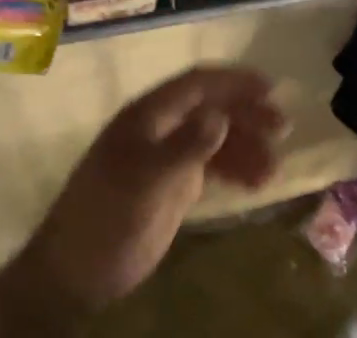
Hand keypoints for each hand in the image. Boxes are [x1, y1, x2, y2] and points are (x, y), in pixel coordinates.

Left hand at [0, 67, 284, 325]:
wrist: (74, 274)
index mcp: (147, 116)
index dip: (233, 82)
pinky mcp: (171, 185)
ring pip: (215, 138)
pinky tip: (255, 183)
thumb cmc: (106, 219)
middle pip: (211, 108)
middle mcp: (159, 128)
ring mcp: (165, 156)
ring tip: (273, 169)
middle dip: (247, 114)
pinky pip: (211, 165)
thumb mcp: (146, 183)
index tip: (270, 89)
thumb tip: (221, 115)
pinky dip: (234, 168)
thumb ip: (185, 147)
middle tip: (282, 127)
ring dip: (246, 146)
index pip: (197, 84)